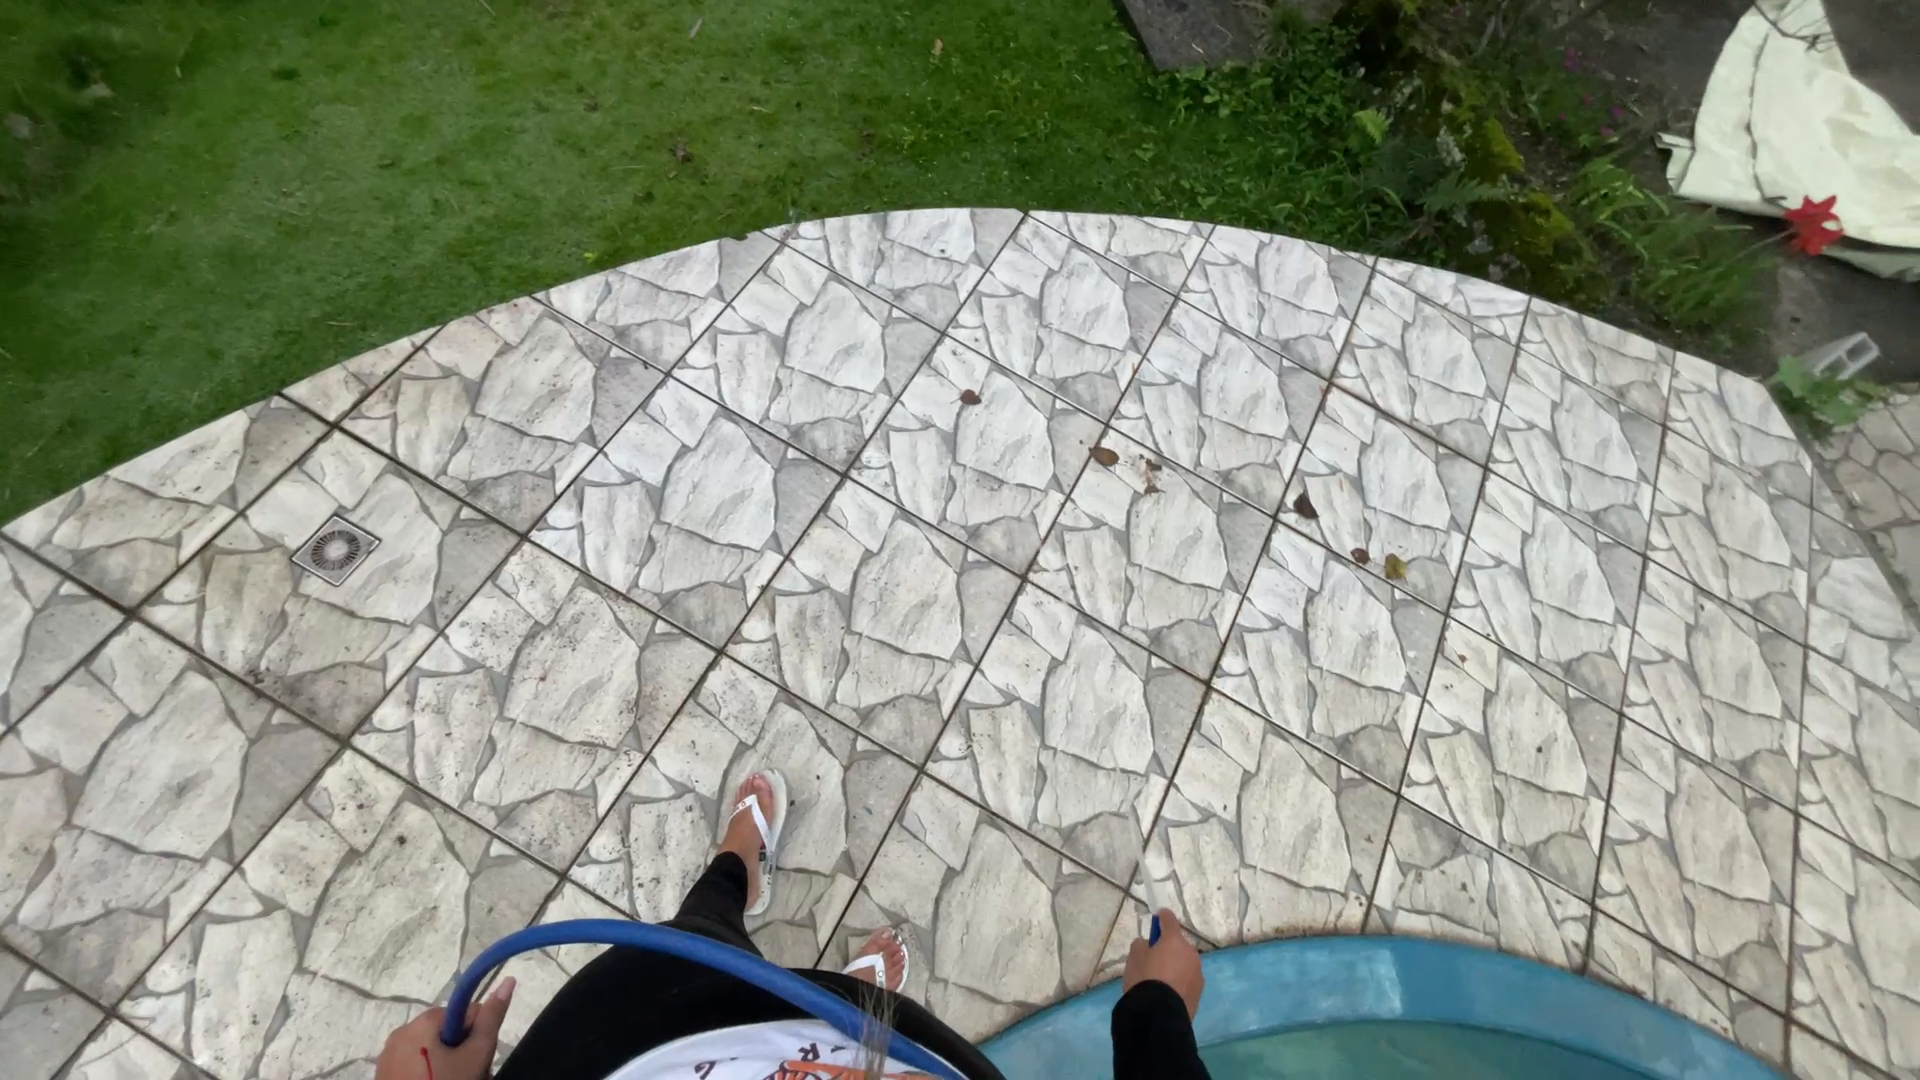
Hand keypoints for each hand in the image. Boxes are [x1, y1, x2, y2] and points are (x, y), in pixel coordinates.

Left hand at [374, 977, 515, 1079]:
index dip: (476, 1034)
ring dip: (446, 1061)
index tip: (474, 1057)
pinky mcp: (382, 1075)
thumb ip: (492, 1017)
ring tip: (455, 1078)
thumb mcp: (476, 1053)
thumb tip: (509, 979)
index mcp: (422, 1022)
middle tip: (466, 1072)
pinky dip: (428, 1071)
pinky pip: (414, 1063)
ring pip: (432, 1048)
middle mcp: (401, 1032)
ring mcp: (387, 1056)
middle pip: (448, 1030)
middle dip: (461, 1049)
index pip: (466, 1013)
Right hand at [1122, 909, 1203, 1018]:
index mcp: (1174, 940)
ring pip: (1185, 962)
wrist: (1159, 1016)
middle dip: (1169, 946)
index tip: (1157, 918)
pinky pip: (1187, 980)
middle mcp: (1190, 954)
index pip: (1169, 919)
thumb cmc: (1145, 979)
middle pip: (1179, 944)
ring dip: (1176, 964)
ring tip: (1161, 979)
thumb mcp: (1134, 956)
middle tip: (1154, 957)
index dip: (1161, 917)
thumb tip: (1149, 946)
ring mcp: (1197, 974)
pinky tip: (1168, 991)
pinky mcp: (1199, 993)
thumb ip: (1142, 944)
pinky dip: (1179, 981)